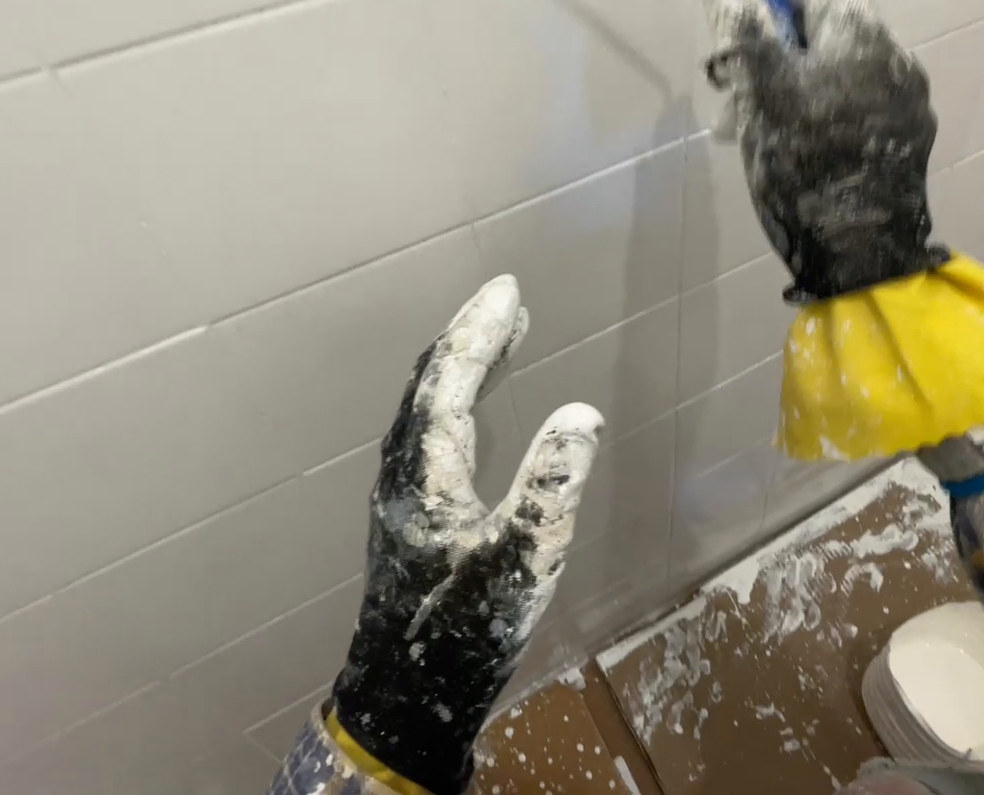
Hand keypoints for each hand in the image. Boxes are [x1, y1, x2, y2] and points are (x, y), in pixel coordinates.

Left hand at [330, 275, 602, 794]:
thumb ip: (551, 486)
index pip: (450, 381)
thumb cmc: (465, 628)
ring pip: (427, 403)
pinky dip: (459, 396)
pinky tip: (482, 400)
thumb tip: (582, 414)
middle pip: (430, 381)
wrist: (405, 694)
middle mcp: (404, 467)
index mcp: (426, 471)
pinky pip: (432, 428)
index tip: (507, 290)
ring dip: (463, 362)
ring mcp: (402, 486)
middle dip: (468, 334)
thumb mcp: (522, 560)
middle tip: (505, 297)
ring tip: (503, 332)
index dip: (479, 332)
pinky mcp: (409, 505)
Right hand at [703, 0, 948, 301]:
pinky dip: (808, 108)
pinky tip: (780, 143)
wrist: (862, 255)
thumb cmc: (805, 168)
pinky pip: (846, 101)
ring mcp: (900, 98)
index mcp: (861, 34)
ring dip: (778, 82)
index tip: (733, 5)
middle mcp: (891, 55)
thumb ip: (744, 29)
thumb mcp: (762, 94)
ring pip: (828, 66)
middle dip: (765, 42)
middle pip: (821, 21)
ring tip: (737, 127)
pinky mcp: (900, 134)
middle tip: (724, 85)